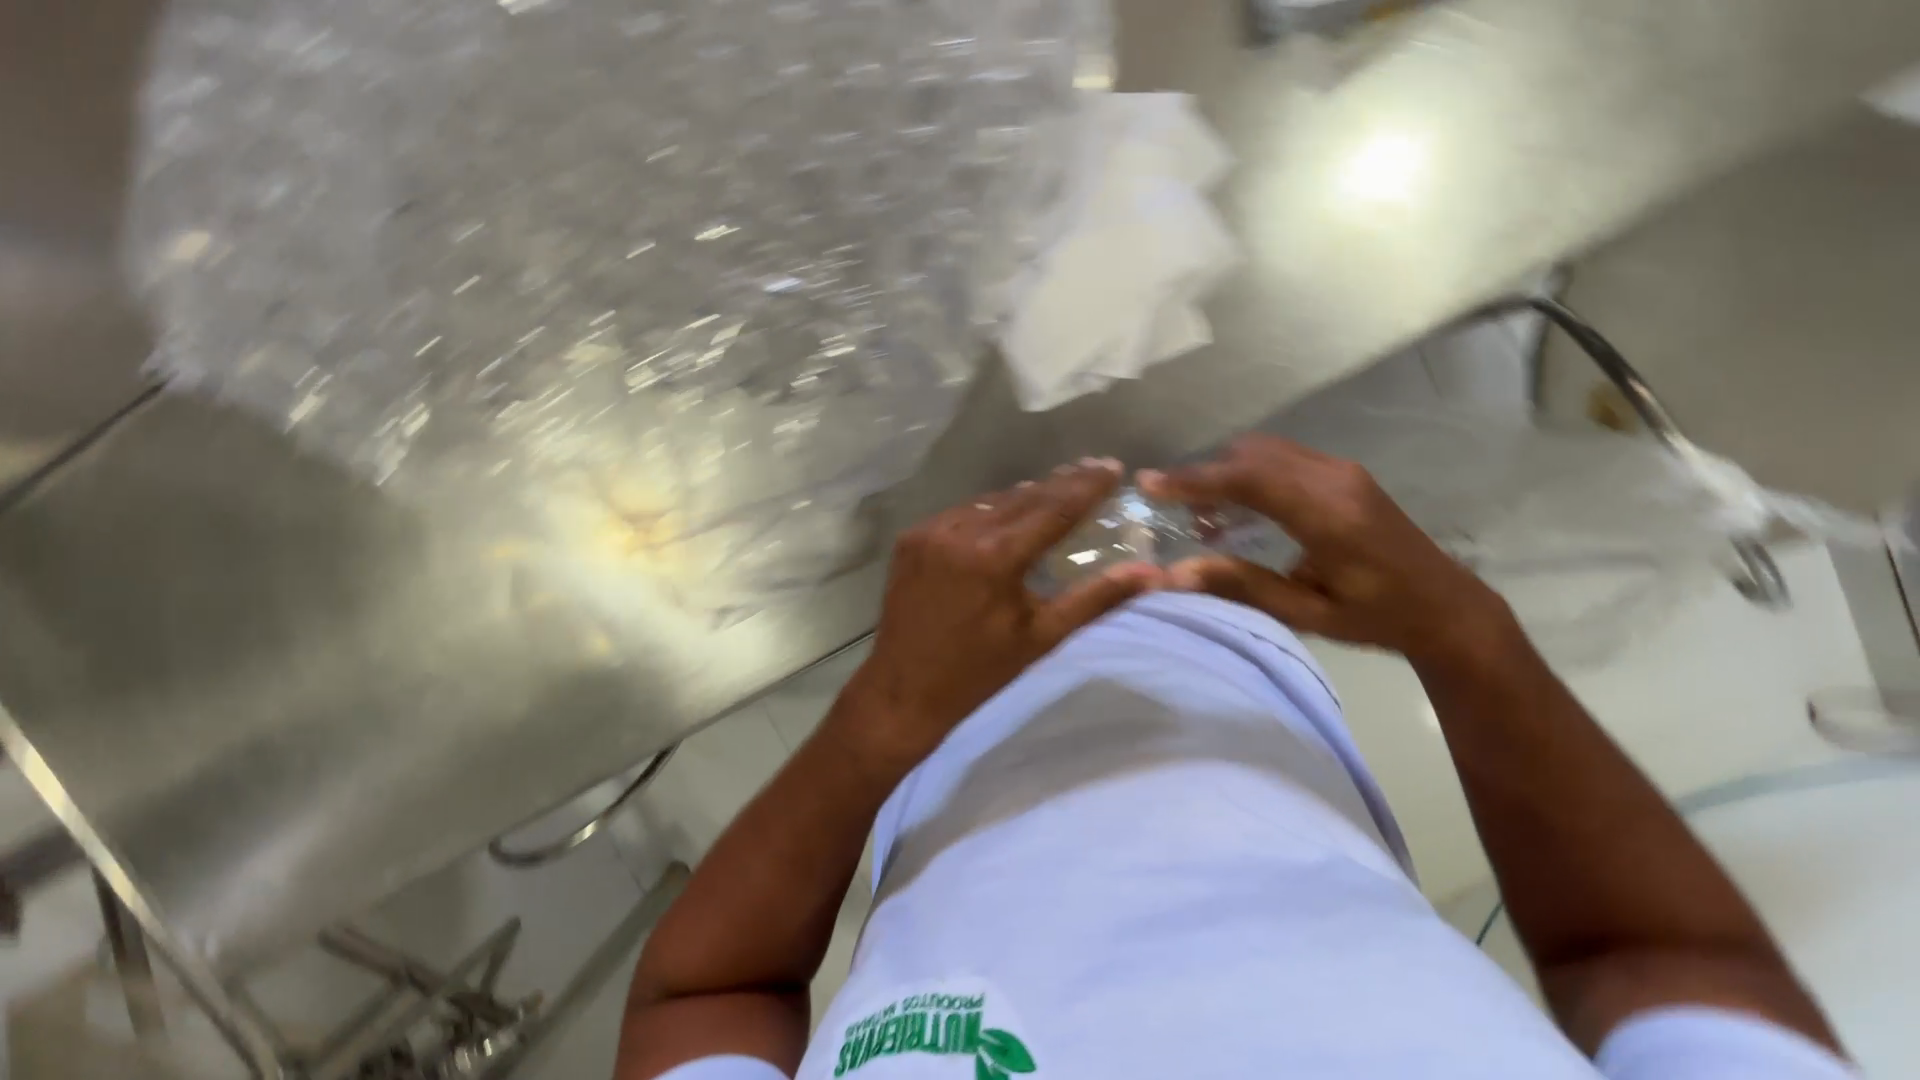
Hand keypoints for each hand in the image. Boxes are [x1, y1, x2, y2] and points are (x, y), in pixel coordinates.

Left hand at [834, 458, 1166, 770]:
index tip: (1112, 466)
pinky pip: (960, 513)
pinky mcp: (911, 539)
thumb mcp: (1042, 637)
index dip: (1086, 486)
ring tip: (1056, 489)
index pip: (1053, 508)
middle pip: (1022, 497)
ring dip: (1024, 496)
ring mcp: (930, 532)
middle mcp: (961, 532)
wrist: (902, 691)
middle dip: (1060, 484)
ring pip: (990, 501)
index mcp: (995, 557)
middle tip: (1092, 469)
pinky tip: (1005, 515)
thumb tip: (1151, 574)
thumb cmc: (979, 672)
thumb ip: (1096, 599)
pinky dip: (988, 511)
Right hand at [1139, 436, 1518, 668]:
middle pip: (1252, 454)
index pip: (1248, 479)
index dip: (1194, 479)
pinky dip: (1250, 474)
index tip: (1149, 483)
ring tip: (1205, 517)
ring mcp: (1343, 471)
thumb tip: (1176, 574)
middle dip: (1204, 474)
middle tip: (1171, 509)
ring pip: (1265, 451)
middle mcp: (1335, 479)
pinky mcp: (1345, 473)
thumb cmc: (1376, 618)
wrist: (1446, 606)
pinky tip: (1242, 510)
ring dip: (1227, 472)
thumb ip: (1244, 586)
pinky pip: (1283, 458)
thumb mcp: (1308, 612)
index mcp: (1328, 515)